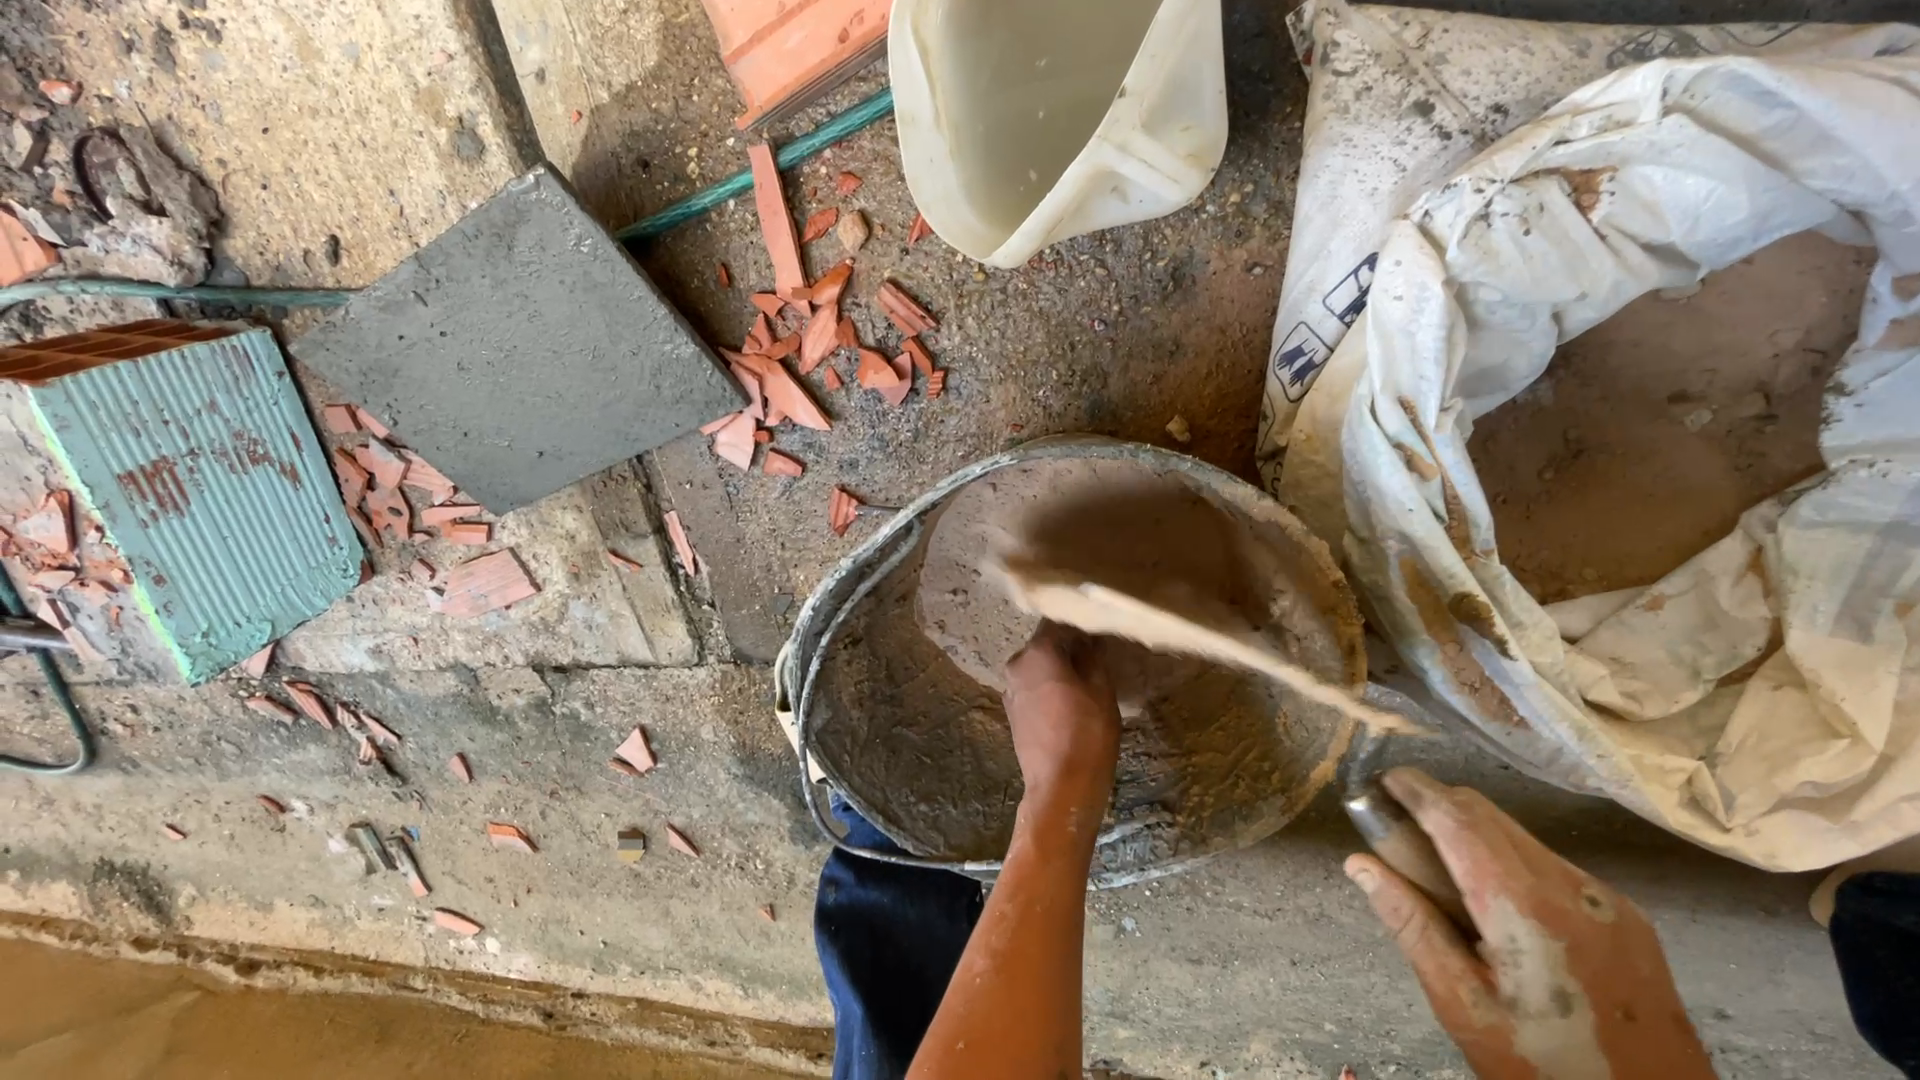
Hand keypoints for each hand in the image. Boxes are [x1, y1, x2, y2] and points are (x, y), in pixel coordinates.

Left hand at [1003, 621, 1121, 811]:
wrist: (1061, 786)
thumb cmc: (1087, 733)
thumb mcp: (1101, 688)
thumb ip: (1093, 656)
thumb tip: (1089, 639)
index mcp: (1036, 652)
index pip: (1057, 622)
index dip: (1080, 623)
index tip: (1099, 626)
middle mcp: (1016, 664)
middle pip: (1045, 644)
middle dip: (1069, 646)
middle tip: (1097, 654)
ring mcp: (1010, 689)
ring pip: (1038, 666)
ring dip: (1059, 667)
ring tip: (1086, 678)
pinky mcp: (1012, 711)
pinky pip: (1033, 687)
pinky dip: (1049, 686)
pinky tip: (1070, 699)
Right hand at [1346, 767, 1714, 1079]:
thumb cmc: (1544, 1067)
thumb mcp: (1462, 1005)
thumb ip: (1411, 926)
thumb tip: (1360, 865)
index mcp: (1524, 908)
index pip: (1459, 821)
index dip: (1418, 791)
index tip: (1384, 779)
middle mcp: (1571, 888)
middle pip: (1491, 817)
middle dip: (1441, 804)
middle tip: (1399, 821)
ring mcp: (1607, 900)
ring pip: (1522, 838)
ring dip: (1475, 833)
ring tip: (1443, 867)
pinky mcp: (1629, 918)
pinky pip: (1553, 867)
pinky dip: (1511, 862)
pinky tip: (1498, 903)